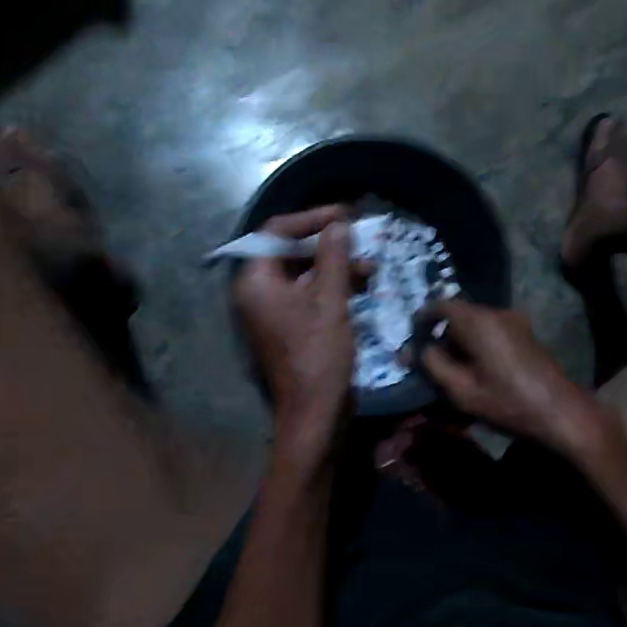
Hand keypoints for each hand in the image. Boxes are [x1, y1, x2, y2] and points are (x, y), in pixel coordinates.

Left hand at [233, 206, 356, 458]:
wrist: (313, 411)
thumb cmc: (318, 354)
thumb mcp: (330, 300)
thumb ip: (333, 257)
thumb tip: (338, 224)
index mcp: (256, 281)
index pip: (276, 231)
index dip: (312, 218)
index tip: (345, 215)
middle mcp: (258, 292)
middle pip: (289, 252)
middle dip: (328, 245)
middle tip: (360, 239)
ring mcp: (273, 310)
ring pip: (303, 274)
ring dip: (336, 267)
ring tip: (370, 268)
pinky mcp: (289, 326)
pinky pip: (308, 295)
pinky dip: (332, 287)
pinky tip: (362, 286)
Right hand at [413, 300, 618, 455]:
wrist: (560, 413)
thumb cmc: (507, 403)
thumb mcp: (461, 390)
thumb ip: (434, 364)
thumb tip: (419, 350)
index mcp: (479, 321)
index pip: (440, 306)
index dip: (421, 321)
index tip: (411, 341)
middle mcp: (497, 313)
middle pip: (458, 315)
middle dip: (439, 336)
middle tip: (425, 362)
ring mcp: (515, 322)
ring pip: (474, 325)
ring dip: (458, 342)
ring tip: (448, 370)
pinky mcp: (525, 335)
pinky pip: (490, 332)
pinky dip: (475, 345)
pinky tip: (472, 370)